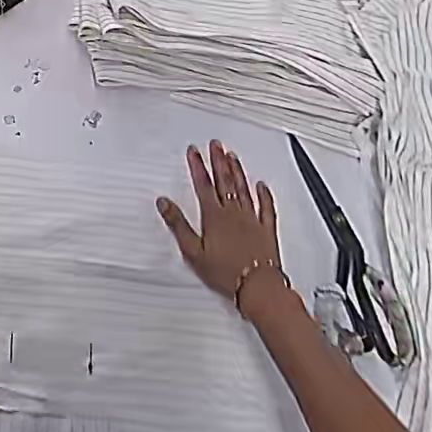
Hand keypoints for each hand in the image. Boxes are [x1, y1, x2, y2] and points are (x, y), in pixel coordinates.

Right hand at [157, 140, 287, 319]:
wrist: (257, 286)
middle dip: (218, 161)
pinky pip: (266, 206)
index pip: (203, 185)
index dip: (197, 166)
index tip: (194, 152)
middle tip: (215, 145)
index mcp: (214, 217)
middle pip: (224, 181)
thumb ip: (177, 224)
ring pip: (243, 189)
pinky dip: (264, 194)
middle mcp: (234, 214)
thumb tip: (164, 204)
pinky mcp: (266, 229)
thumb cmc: (224, 272)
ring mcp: (252, 220)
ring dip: (237, 170)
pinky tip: (261, 185)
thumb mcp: (192, 250)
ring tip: (232, 156)